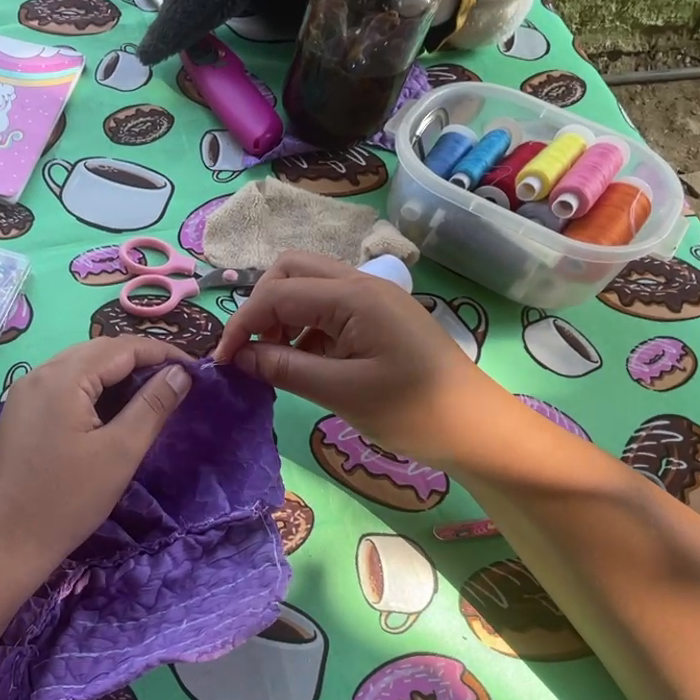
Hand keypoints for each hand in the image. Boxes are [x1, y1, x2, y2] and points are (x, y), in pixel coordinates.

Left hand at [0, 337, 194, 570]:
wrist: (8, 539)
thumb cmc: (69, 499)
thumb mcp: (120, 452)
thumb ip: (153, 406)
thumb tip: (181, 373)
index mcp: (63, 377)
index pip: (121, 347)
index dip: (161, 353)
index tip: (194, 368)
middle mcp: (39, 374)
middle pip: (98, 350)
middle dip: (139, 359)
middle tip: (176, 380)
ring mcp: (24, 392)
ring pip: (79, 365)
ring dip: (115, 372)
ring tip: (150, 392)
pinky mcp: (20, 412)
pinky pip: (63, 383)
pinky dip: (92, 386)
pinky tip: (111, 408)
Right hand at [212, 251, 482, 460]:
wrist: (476, 427)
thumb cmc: (413, 411)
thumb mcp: (342, 392)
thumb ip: (284, 368)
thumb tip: (237, 357)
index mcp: (354, 296)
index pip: (277, 292)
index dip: (241, 324)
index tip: (222, 363)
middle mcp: (361, 284)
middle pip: (290, 271)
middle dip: (260, 307)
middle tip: (251, 353)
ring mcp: (372, 299)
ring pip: (307, 287)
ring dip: (281, 316)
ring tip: (275, 362)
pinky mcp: (377, 318)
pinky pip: (326, 309)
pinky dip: (303, 329)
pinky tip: (305, 364)